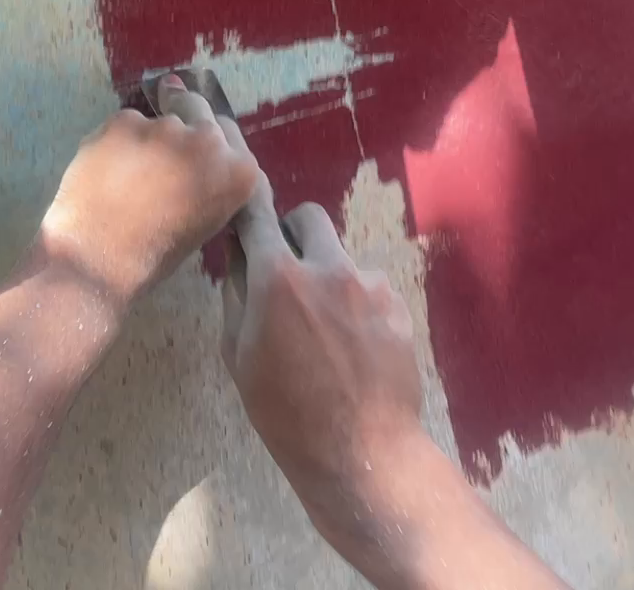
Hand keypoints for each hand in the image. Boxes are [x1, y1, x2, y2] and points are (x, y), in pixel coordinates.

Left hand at [40, 75, 259, 304]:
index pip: (229, 133)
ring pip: (157, 121)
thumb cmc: (153, 256)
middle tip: (159, 154)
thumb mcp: (203, 221)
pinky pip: (124, 124)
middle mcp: (209, 141)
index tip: (192, 151)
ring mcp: (166, 127)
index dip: (208, 142)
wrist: (97, 259)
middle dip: (182, 125)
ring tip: (124, 175)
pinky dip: (116, 142)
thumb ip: (209, 182)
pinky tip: (103, 170)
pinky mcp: (125, 121)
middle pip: (198, 112)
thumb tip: (193, 163)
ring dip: (146, 139)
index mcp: (238, 172)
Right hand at [219, 195, 429, 557]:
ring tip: (326, 327)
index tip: (244, 180)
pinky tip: (355, 344)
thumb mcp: (238, 354)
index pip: (256, 214)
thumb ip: (236, 292)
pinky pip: (368, 286)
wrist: (362, 453)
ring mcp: (369, 283)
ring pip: (339, 255)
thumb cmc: (284, 411)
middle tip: (287, 271)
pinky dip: (356, 302)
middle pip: (307, 217)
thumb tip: (238, 250)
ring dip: (327, 274)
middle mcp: (327, 266)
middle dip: (292, 233)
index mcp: (279, 277)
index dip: (247, 194)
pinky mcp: (397, 303)